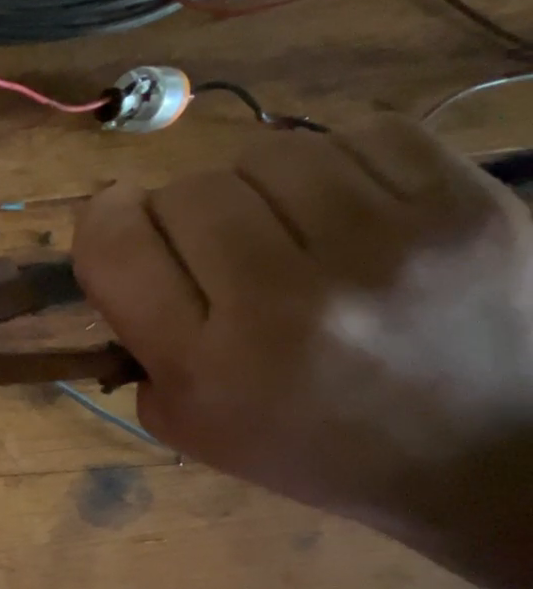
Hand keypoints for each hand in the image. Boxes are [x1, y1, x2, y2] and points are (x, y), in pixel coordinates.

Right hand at [73, 115, 532, 536]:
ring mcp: (386, 246)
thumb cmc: (307, 445)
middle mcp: (288, 298)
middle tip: (206, 245)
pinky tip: (343, 206)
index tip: (119, 226)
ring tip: (279, 224)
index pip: (116, 244)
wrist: (484, 454)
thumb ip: (136, 335)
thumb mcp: (185, 420)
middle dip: (179, 212)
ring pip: (269, 154)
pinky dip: (336, 162)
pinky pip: (363, 134)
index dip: (104, 222)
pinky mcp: (466, 206)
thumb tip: (124, 246)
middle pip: (188, 192)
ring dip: (255, 184)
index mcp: (208, 360)